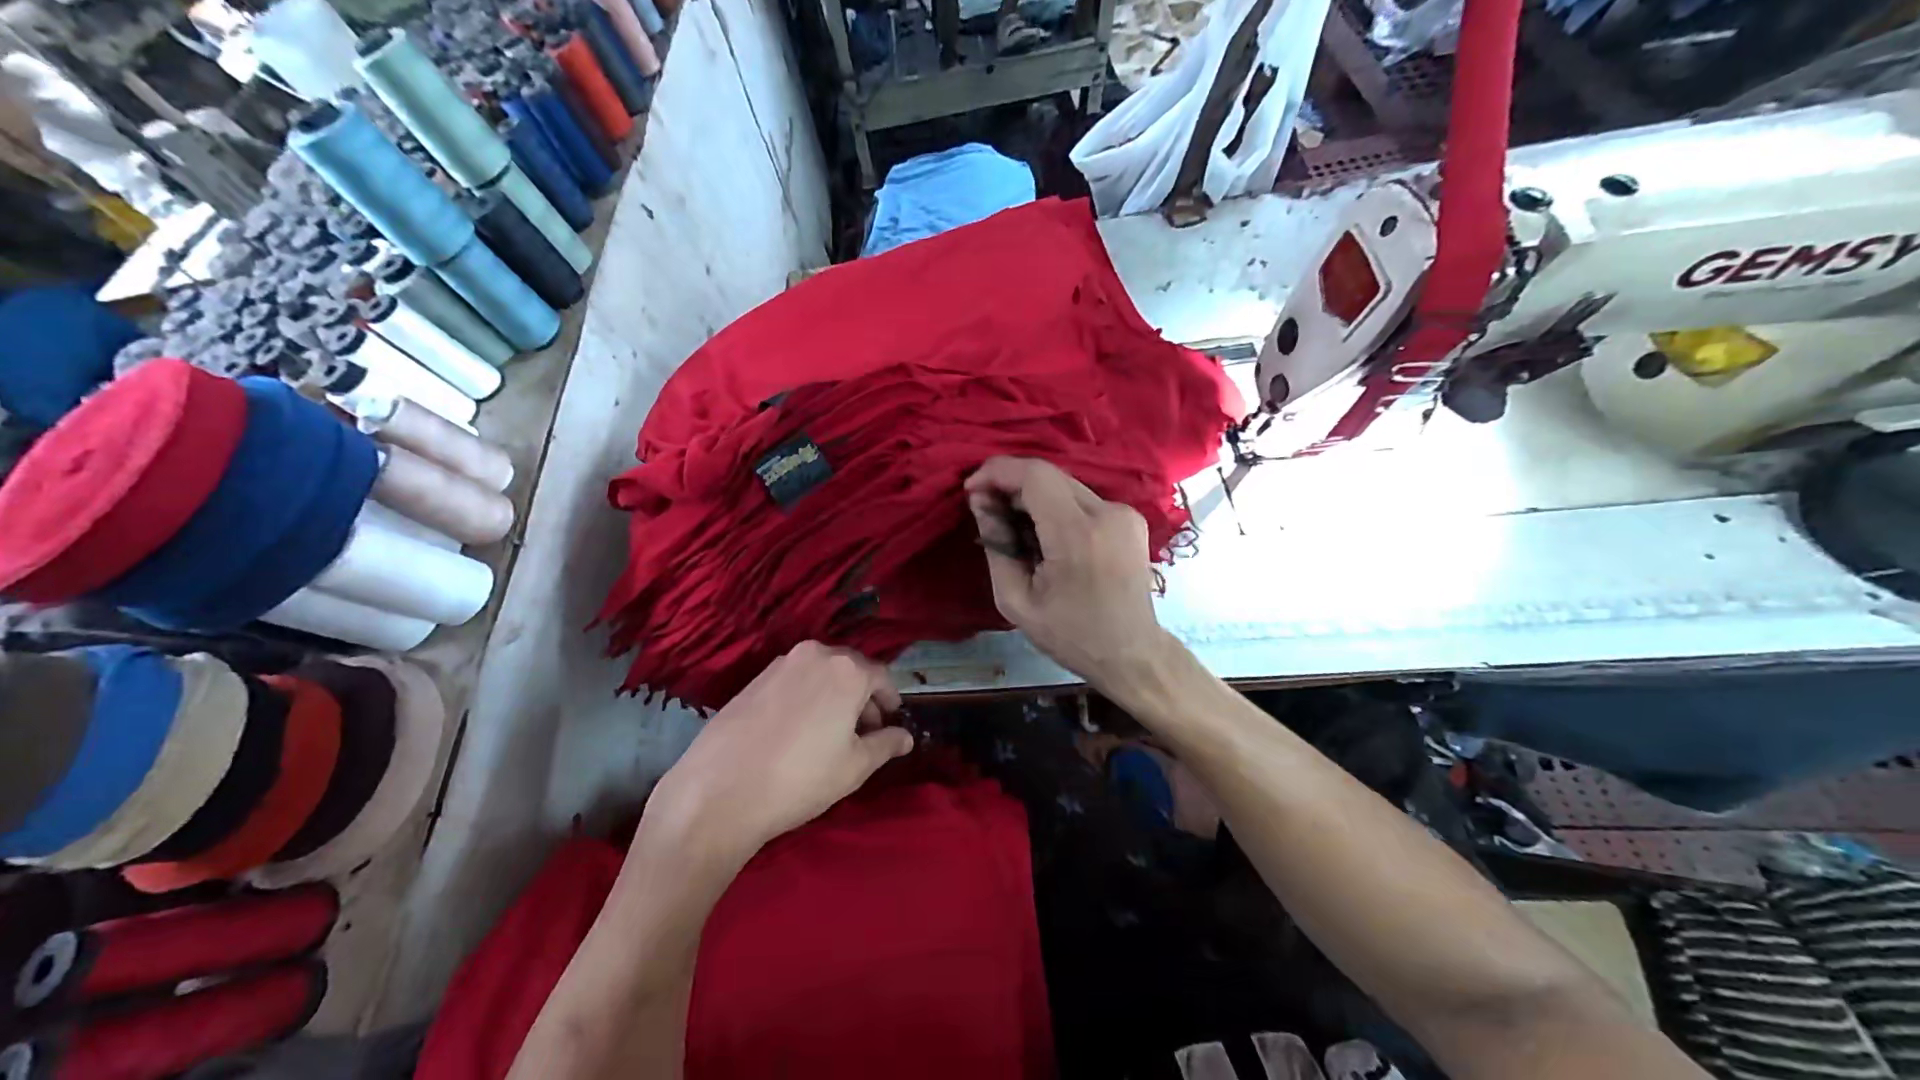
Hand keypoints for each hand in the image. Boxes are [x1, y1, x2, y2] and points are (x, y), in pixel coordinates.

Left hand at [645, 642, 911, 859]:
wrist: (718, 792)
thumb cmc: (800, 779)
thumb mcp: (854, 767)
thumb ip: (886, 745)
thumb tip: (905, 737)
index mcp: (846, 670)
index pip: (882, 676)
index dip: (890, 700)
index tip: (890, 722)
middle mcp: (815, 655)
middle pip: (850, 670)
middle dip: (862, 696)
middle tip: (864, 732)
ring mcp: (779, 665)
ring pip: (820, 674)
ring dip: (833, 696)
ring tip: (829, 734)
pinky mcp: (753, 680)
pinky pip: (793, 681)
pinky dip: (805, 698)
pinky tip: (797, 732)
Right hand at [964, 457, 1177, 696]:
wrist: (1131, 653)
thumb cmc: (1070, 635)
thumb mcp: (1016, 600)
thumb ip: (996, 546)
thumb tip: (981, 503)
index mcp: (1078, 535)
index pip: (1034, 476)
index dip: (997, 472)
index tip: (972, 489)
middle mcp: (1107, 513)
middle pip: (1049, 476)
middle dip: (1011, 485)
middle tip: (987, 511)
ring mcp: (1124, 513)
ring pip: (1065, 485)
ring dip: (1033, 497)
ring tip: (1016, 528)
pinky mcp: (1131, 518)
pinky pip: (1083, 499)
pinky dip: (1057, 507)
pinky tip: (1047, 535)